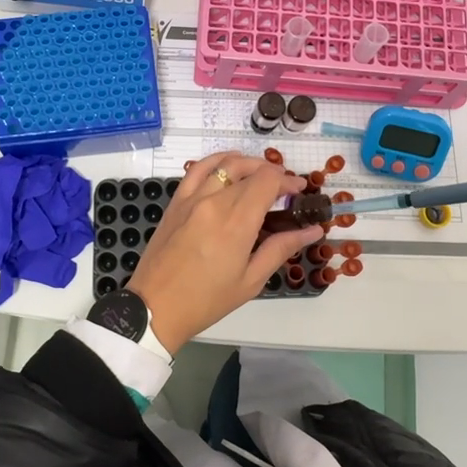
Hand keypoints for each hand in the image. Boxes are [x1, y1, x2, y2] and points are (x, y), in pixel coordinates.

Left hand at [125, 152, 322, 353]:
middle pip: (250, 171)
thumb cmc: (207, 300)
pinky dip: (217, 160)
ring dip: (249, 164)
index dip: (288, 181)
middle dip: (273, 175)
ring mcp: (192, 198)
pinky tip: (228, 164)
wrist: (155, 306)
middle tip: (285, 189)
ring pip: (226, 164)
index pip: (268, 181)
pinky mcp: (176, 201)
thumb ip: (281, 248)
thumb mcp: (251, 280)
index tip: (298, 191)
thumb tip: (311, 230)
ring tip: (261, 174)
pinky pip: (197, 169)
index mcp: (237, 222)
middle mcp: (215, 201)